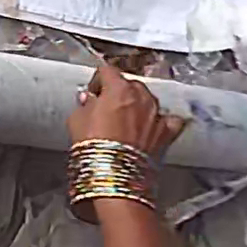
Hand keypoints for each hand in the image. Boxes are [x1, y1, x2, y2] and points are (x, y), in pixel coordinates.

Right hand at [67, 63, 186, 156]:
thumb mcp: (76, 120)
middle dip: (119, 93)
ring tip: (126, 120)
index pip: (108, 71)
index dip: (98, 79)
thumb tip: (88, 100)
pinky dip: (162, 121)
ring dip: (138, 105)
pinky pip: (169, 121)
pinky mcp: (166, 134)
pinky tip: (154, 126)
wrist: (115, 174)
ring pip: (148, 100)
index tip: (93, 90)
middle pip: (130, 84)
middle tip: (107, 107)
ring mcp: (157, 114)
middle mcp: (141, 96)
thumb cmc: (94, 146)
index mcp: (118, 88)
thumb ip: (84, 105)